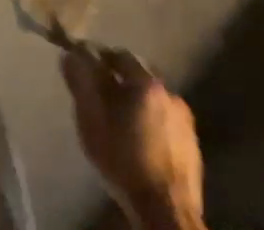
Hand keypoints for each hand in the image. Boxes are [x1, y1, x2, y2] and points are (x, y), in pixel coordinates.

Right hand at [61, 42, 203, 229]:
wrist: (165, 209)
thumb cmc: (123, 159)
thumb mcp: (91, 120)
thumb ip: (80, 83)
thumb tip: (71, 54)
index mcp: (146, 85)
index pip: (119, 56)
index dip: (100, 59)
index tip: (86, 71)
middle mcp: (171, 94)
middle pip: (139, 77)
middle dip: (119, 82)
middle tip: (99, 100)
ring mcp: (185, 120)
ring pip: (153, 100)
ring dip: (136, 104)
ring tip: (118, 123)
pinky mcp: (192, 143)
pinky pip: (166, 120)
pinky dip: (151, 122)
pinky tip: (139, 142)